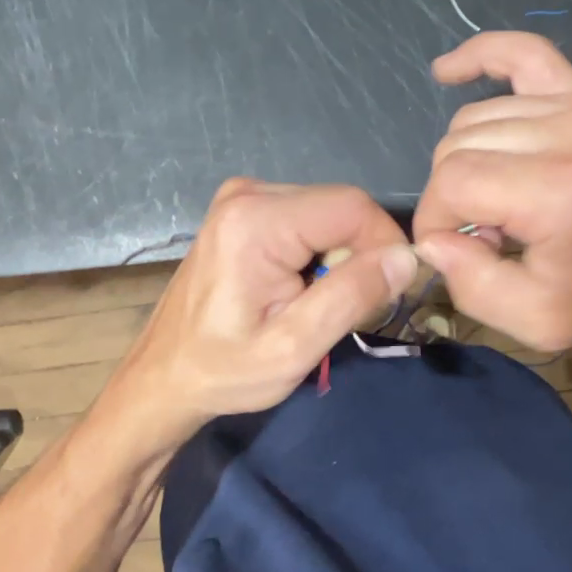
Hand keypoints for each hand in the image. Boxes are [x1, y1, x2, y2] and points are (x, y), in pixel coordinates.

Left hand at [110, 179, 417, 445]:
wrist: (165, 377)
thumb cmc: (225, 372)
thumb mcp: (294, 347)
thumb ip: (351, 297)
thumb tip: (406, 258)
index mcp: (256, 221)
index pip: (355, 207)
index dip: (385, 246)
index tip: (389, 293)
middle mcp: (247, 193)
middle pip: (340, 207)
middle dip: (360, 255)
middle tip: (349, 309)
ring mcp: (241, 198)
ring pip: (326, 214)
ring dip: (338, 258)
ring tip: (317, 306)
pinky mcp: (240, 212)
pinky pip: (303, 221)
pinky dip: (315, 254)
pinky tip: (297, 292)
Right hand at [413, 32, 571, 350]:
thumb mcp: (539, 322)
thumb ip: (471, 285)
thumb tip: (432, 242)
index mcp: (553, 190)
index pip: (450, 183)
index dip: (434, 223)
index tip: (454, 256)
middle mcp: (565, 133)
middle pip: (458, 146)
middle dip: (450, 199)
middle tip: (483, 241)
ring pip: (478, 117)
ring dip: (466, 162)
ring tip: (496, 206)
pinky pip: (527, 56)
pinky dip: (483, 56)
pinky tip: (447, 70)